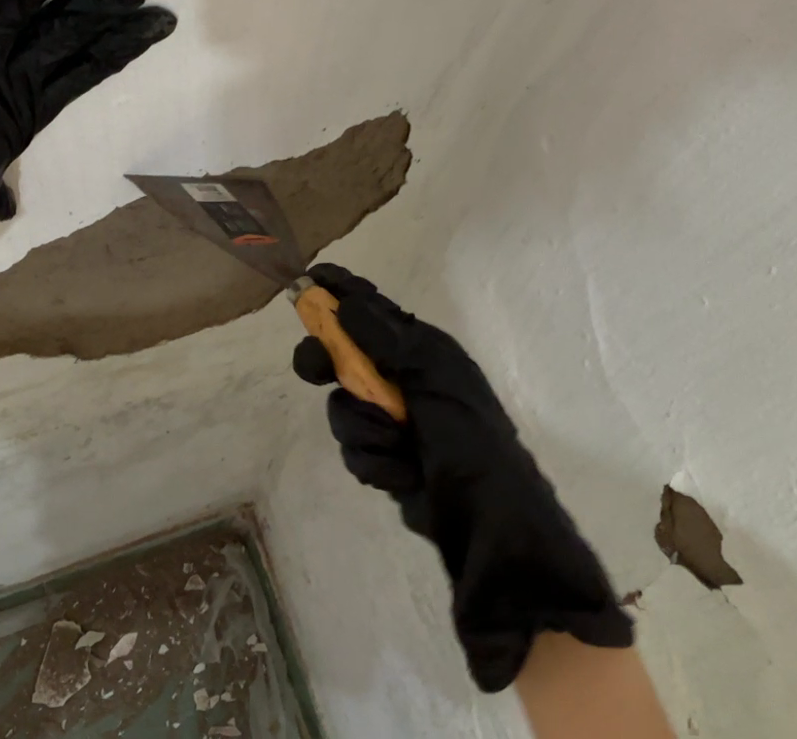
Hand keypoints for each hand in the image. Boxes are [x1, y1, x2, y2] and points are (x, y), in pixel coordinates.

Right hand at [292, 264, 632, 691]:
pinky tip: (401, 472)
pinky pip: (353, 446)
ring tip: (399, 446)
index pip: (371, 309)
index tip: (310, 277)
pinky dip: (374, 460)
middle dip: (327, 363)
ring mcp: (391, 417)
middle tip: (316, 370)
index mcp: (421, 349)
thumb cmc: (467, 436)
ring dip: (366, 429)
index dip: (340, 291)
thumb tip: (346, 303)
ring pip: (342, 406)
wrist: (487, 518)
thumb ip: (385, 340)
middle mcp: (402, 376)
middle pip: (341, 354)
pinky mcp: (382, 455)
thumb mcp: (432, 376)